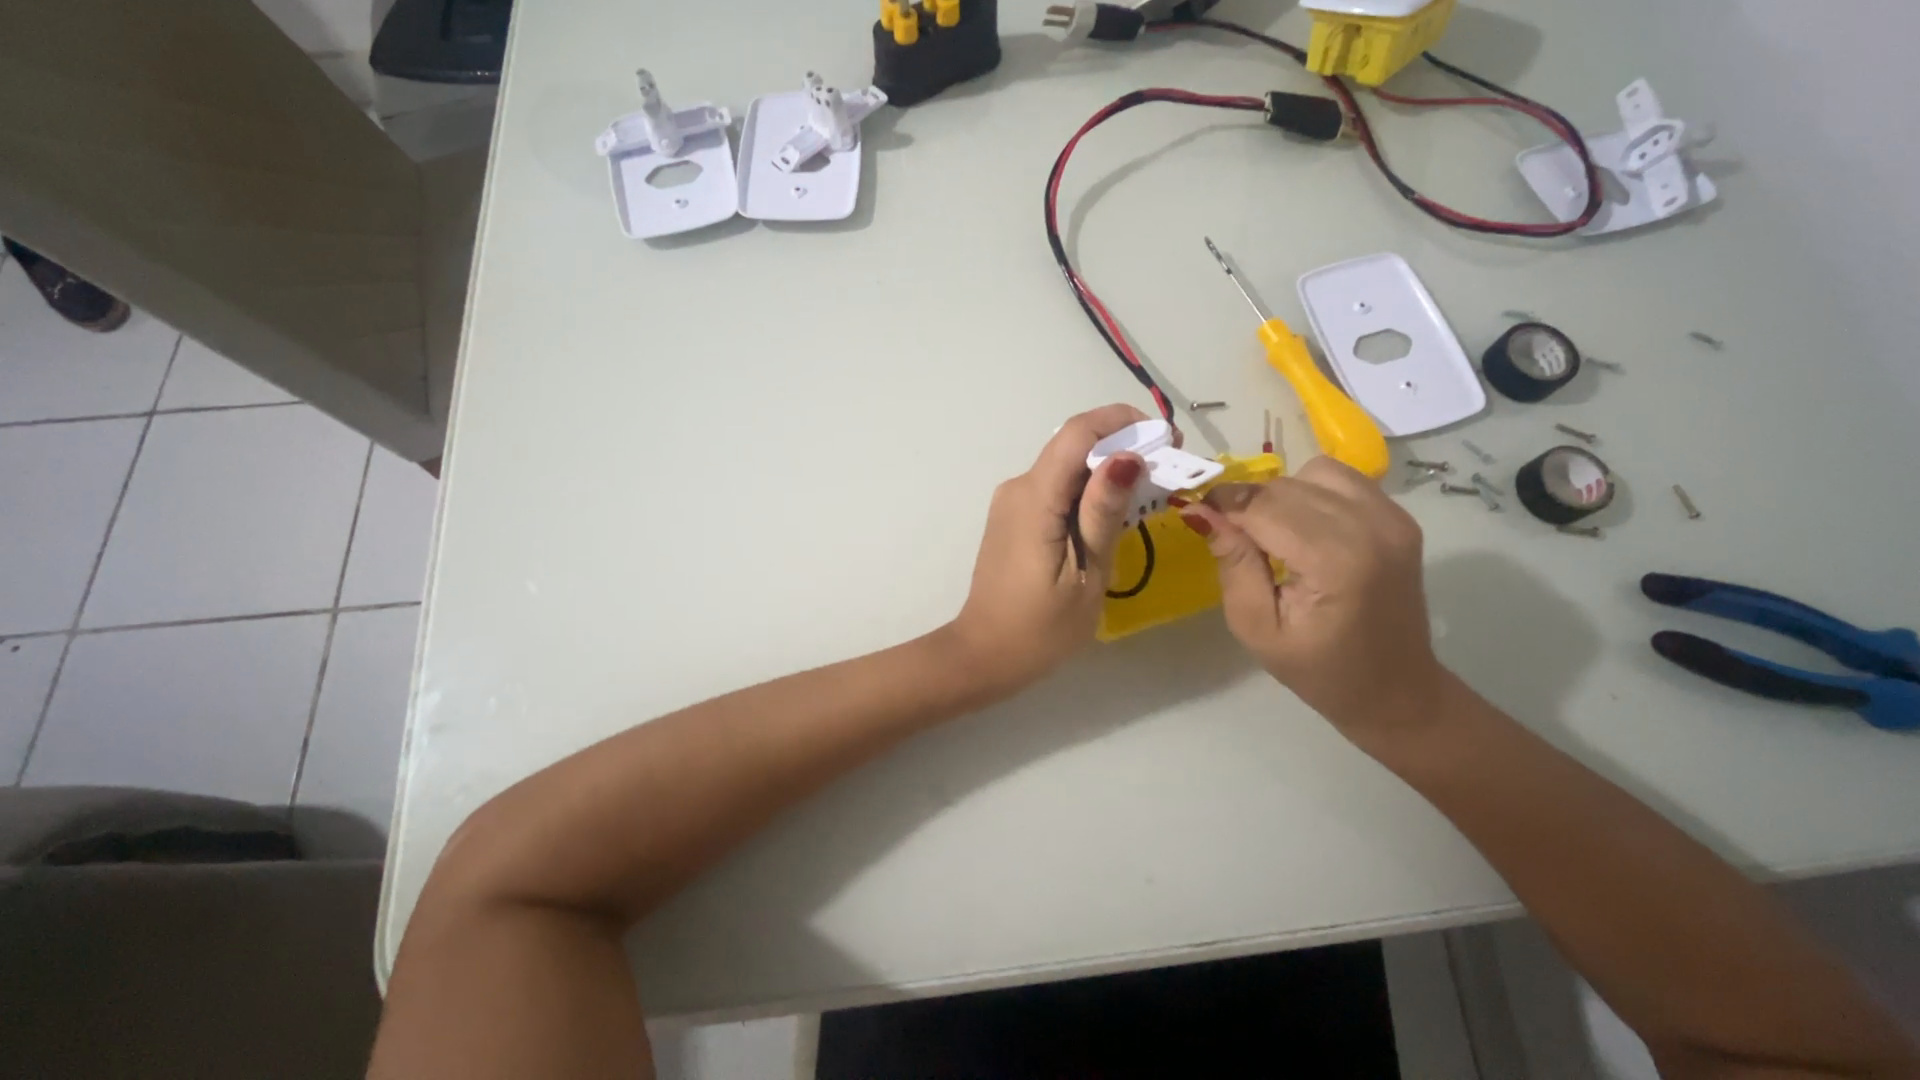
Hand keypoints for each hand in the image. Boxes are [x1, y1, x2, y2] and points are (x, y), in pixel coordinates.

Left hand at [946, 404, 1154, 696]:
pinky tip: (1113, 515)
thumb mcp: (1085, 575)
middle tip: (1168, 469)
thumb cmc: (1041, 628)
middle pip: (1072, 446)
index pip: (1077, 433)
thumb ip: (1102, 513)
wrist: (985, 655)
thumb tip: (1126, 458)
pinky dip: (1087, 491)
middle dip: (1122, 445)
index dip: (1123, 423)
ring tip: (1149, 494)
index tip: (1166, 439)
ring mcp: (1012, 502)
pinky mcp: (1014, 517)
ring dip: (1107, 470)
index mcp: (1034, 498)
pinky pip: (1055, 488)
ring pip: (1065, 467)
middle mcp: (1018, 488)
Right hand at [1181, 457, 1449, 741]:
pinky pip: (1342, 480)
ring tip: (1276, 534)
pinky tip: (1307, 530)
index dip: (1225, 504)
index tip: (1200, 515)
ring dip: (1284, 494)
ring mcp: (1391, 517)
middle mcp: (1370, 527)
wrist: (1396, 688)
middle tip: (1235, 538)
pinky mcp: (1399, 516)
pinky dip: (1314, 493)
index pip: (1264, 505)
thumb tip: (1201, 511)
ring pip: (1313, 473)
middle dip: (1251, 503)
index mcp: (1336, 561)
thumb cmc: (1320, 671)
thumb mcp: (1258, 628)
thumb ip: (1233, 563)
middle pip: (1286, 486)